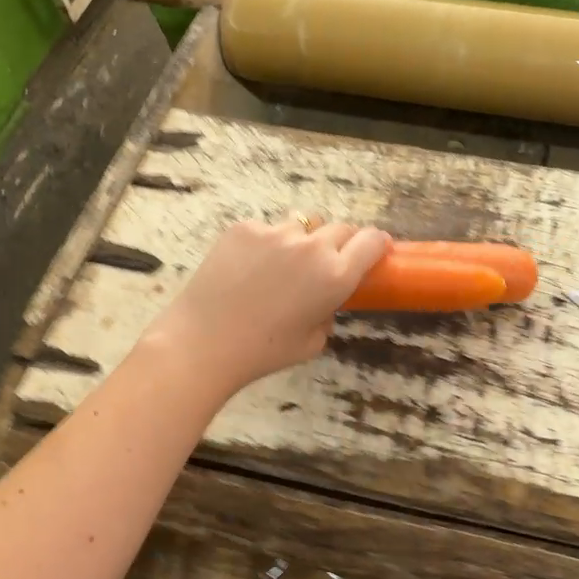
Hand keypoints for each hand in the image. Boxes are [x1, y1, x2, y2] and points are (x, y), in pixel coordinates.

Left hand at [141, 215, 390, 394]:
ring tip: (281, 266)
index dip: (376, 243)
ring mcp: (276, 232)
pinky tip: (248, 269)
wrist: (202, 342)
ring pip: (302, 225)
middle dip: (341, 243)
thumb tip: (323, 299)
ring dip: (302, 240)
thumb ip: (328, 312)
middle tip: (326, 263)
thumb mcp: (314, 341)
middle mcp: (312, 247)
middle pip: (341, 228)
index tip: (375, 249)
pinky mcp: (244, 227)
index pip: (371, 241)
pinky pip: (266, 229)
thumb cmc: (262, 352)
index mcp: (335, 275)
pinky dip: (266, 244)